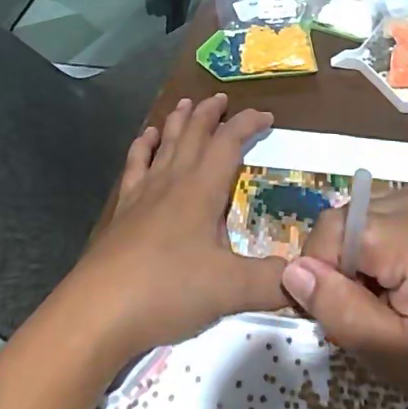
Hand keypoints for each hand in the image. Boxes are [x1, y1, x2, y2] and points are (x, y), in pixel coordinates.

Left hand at [65, 94, 287, 356]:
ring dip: (178, 121)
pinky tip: (145, 137)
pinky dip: (142, 147)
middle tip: (221, 98)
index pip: (229, 143)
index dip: (248, 125)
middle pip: (194, 134)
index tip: (267, 115)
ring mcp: (144, 193)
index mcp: (202, 189)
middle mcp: (173, 181)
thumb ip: (274, 282)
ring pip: (165, 144)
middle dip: (210, 114)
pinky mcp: (123, 210)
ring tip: (186, 103)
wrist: (100, 310)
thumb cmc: (169, 290)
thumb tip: (307, 278)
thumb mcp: (232, 290)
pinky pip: (135, 166)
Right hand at [279, 187, 407, 408]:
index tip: (337, 319)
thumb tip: (292, 270)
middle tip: (361, 319)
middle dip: (336, 269)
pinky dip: (370, 253)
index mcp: (407, 230)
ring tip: (379, 306)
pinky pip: (373, 221)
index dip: (320, 274)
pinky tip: (392, 288)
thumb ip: (340, 308)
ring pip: (352, 222)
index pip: (328, 231)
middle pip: (339, 223)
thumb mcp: (393, 352)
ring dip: (351, 262)